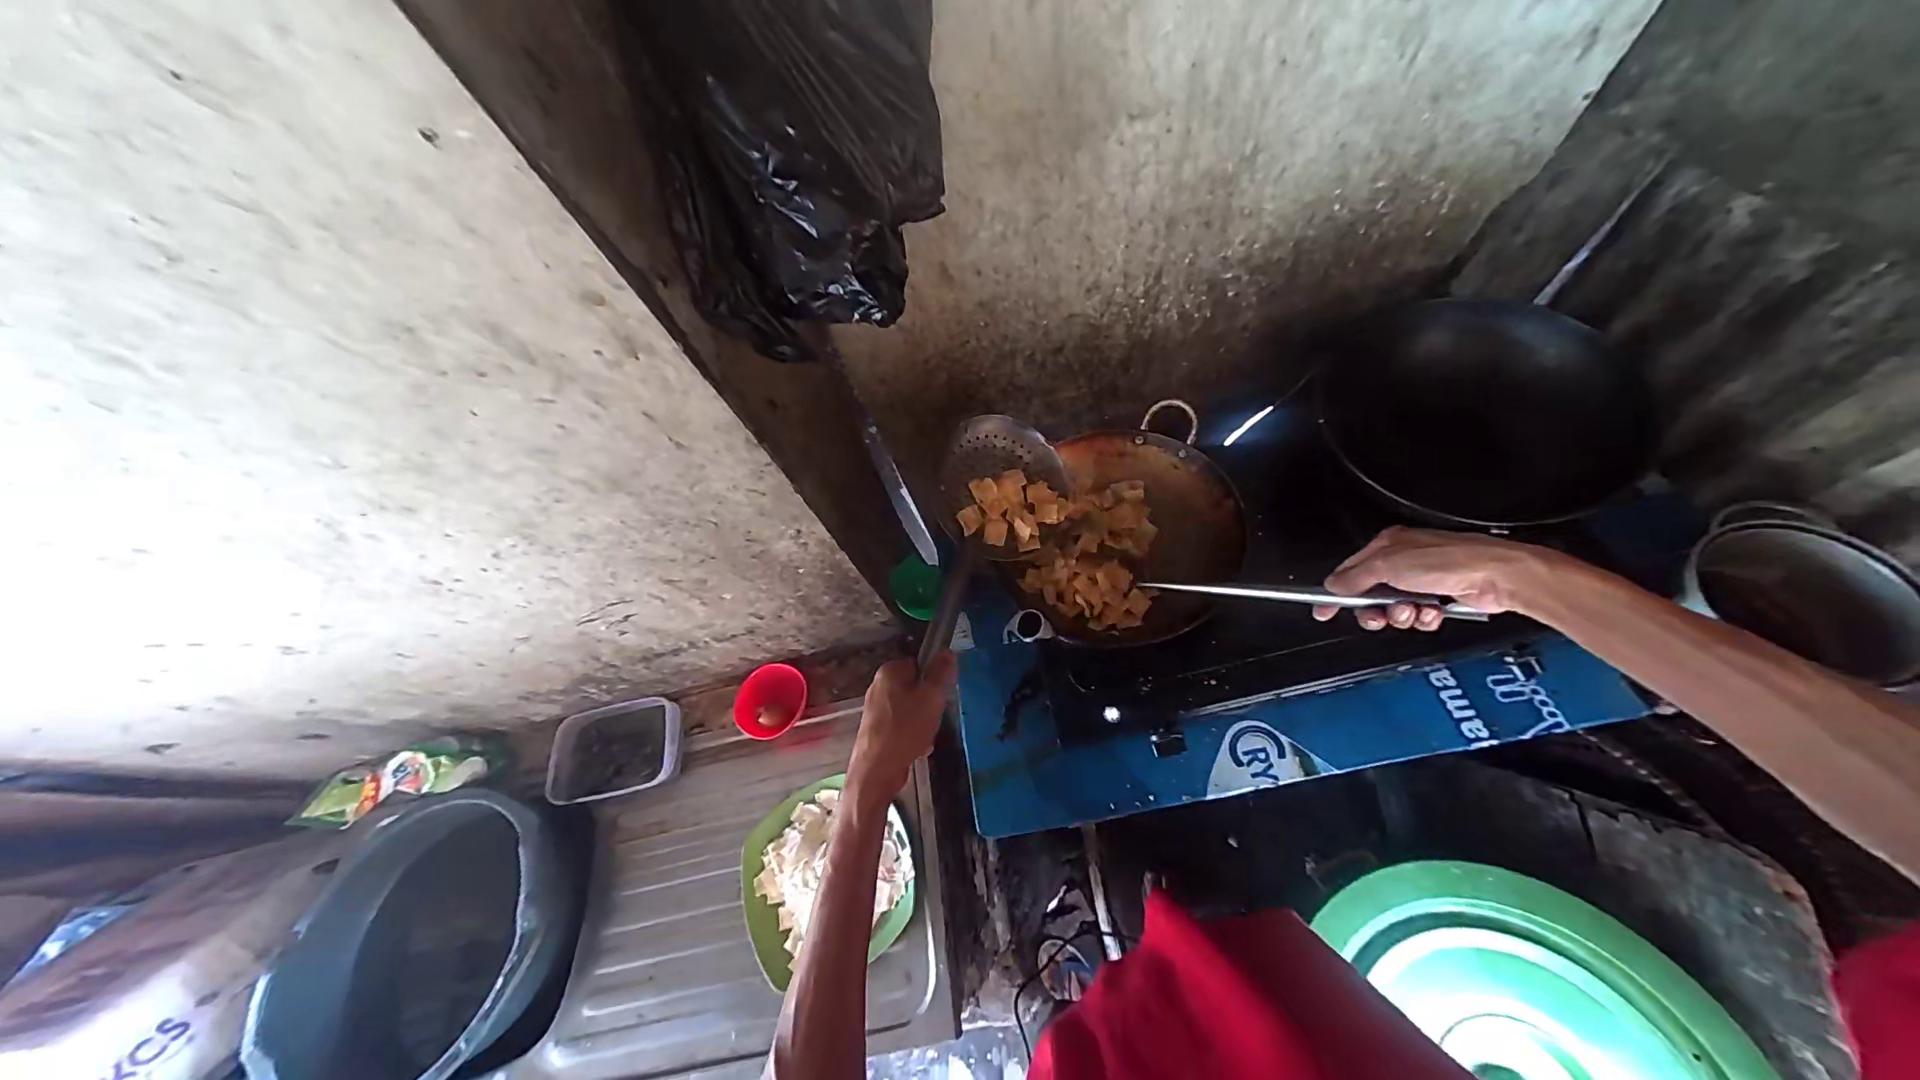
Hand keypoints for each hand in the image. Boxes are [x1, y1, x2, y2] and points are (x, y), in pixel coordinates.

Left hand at [847, 652, 956, 809]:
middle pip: (915, 686)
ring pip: (910, 708)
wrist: (877, 770)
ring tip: (927, 734)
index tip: (941, 693)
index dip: (933, 677)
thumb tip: (946, 652)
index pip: (919, 662)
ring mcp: (875, 709)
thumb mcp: (932, 697)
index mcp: (889, 671)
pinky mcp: (876, 729)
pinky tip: (918, 747)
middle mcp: (878, 686)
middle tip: (935, 715)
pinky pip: (902, 725)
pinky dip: (912, 734)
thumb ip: (941, 674)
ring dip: (923, 721)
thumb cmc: (906, 729)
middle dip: (929, 702)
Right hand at [1311, 526, 1564, 630]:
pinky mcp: (1440, 597)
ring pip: (1393, 609)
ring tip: (1414, 610)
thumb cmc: (1452, 560)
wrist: (1500, 577)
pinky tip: (1433, 611)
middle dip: (1374, 609)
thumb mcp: (1388, 565)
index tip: (1324, 610)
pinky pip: (1417, 616)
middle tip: (1379, 614)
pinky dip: (1423, 618)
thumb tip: (1332, 585)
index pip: (1348, 572)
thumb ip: (1354, 577)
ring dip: (1401, 615)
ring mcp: (1422, 580)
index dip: (1336, 592)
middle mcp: (1403, 561)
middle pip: (1369, 595)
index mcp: (1387, 546)